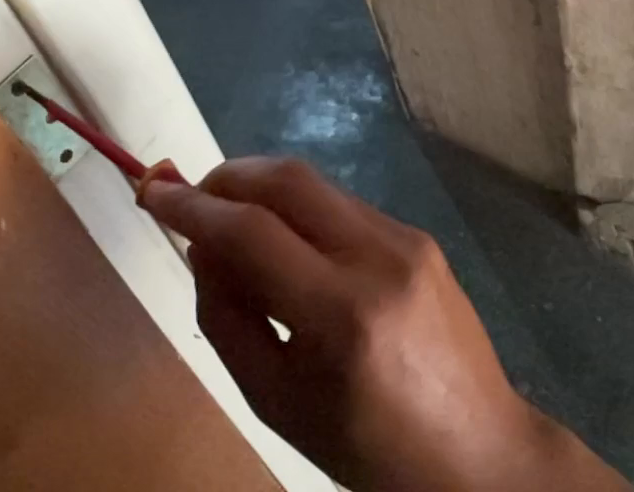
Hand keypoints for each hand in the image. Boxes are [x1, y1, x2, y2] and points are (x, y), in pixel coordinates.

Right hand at [141, 157, 630, 491]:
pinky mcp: (416, 235)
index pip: (249, 232)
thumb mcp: (273, 399)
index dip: (191, 206)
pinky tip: (286, 246)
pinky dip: (292, 207)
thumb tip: (201, 248)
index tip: (151, 192)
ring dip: (256, 189)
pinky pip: (334, 201)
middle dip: (223, 178)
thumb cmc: (366, 444)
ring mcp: (405, 240)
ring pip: (308, 181)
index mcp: (342, 316)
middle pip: (282, 179)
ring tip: (234, 229)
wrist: (482, 455)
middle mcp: (378, 260)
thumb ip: (224, 316)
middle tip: (191, 202)